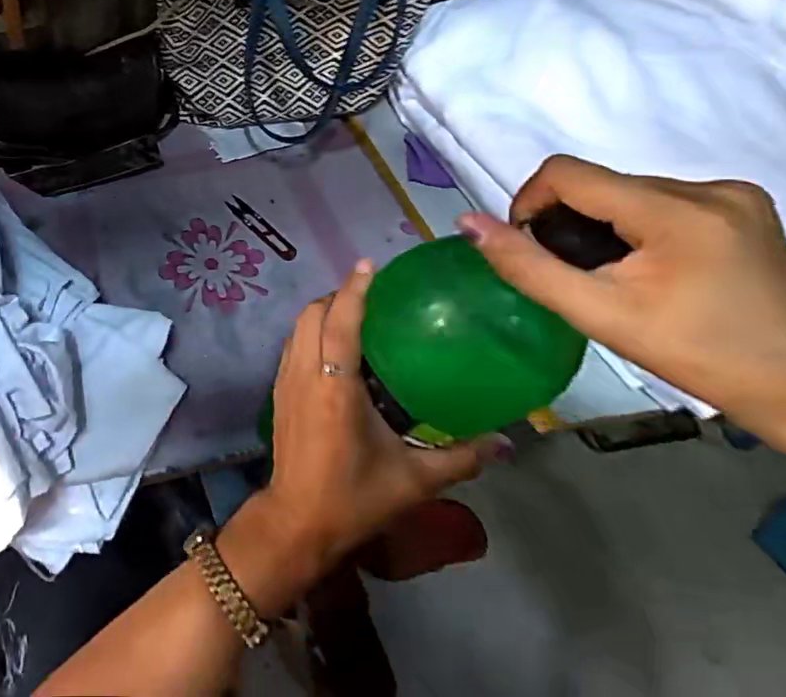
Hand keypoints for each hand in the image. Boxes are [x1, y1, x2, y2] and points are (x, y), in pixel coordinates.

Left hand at [259, 260, 507, 570]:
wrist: (298, 519)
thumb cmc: (355, 496)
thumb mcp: (415, 479)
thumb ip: (462, 457)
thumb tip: (507, 443)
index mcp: (334, 386)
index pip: (339, 322)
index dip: (354, 290)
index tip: (370, 266)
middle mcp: (303, 373)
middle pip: (311, 315)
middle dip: (337, 296)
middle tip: (371, 293)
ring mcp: (284, 380)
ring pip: (297, 328)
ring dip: (321, 313)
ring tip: (355, 313)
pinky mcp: (278, 392)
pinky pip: (292, 347)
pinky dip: (311, 333)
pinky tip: (336, 348)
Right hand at [457, 154, 785, 455]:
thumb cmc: (695, 356)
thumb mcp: (596, 313)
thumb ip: (525, 264)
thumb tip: (466, 222)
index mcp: (678, 212)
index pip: (567, 173)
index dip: (530, 202)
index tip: (534, 249)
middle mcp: (711, 189)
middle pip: (596, 182)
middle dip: (568, 219)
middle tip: (578, 272)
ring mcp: (735, 195)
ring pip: (623, 189)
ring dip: (599, 222)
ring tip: (614, 272)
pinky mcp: (744, 206)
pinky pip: (656, 197)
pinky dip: (632, 223)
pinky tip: (647, 264)